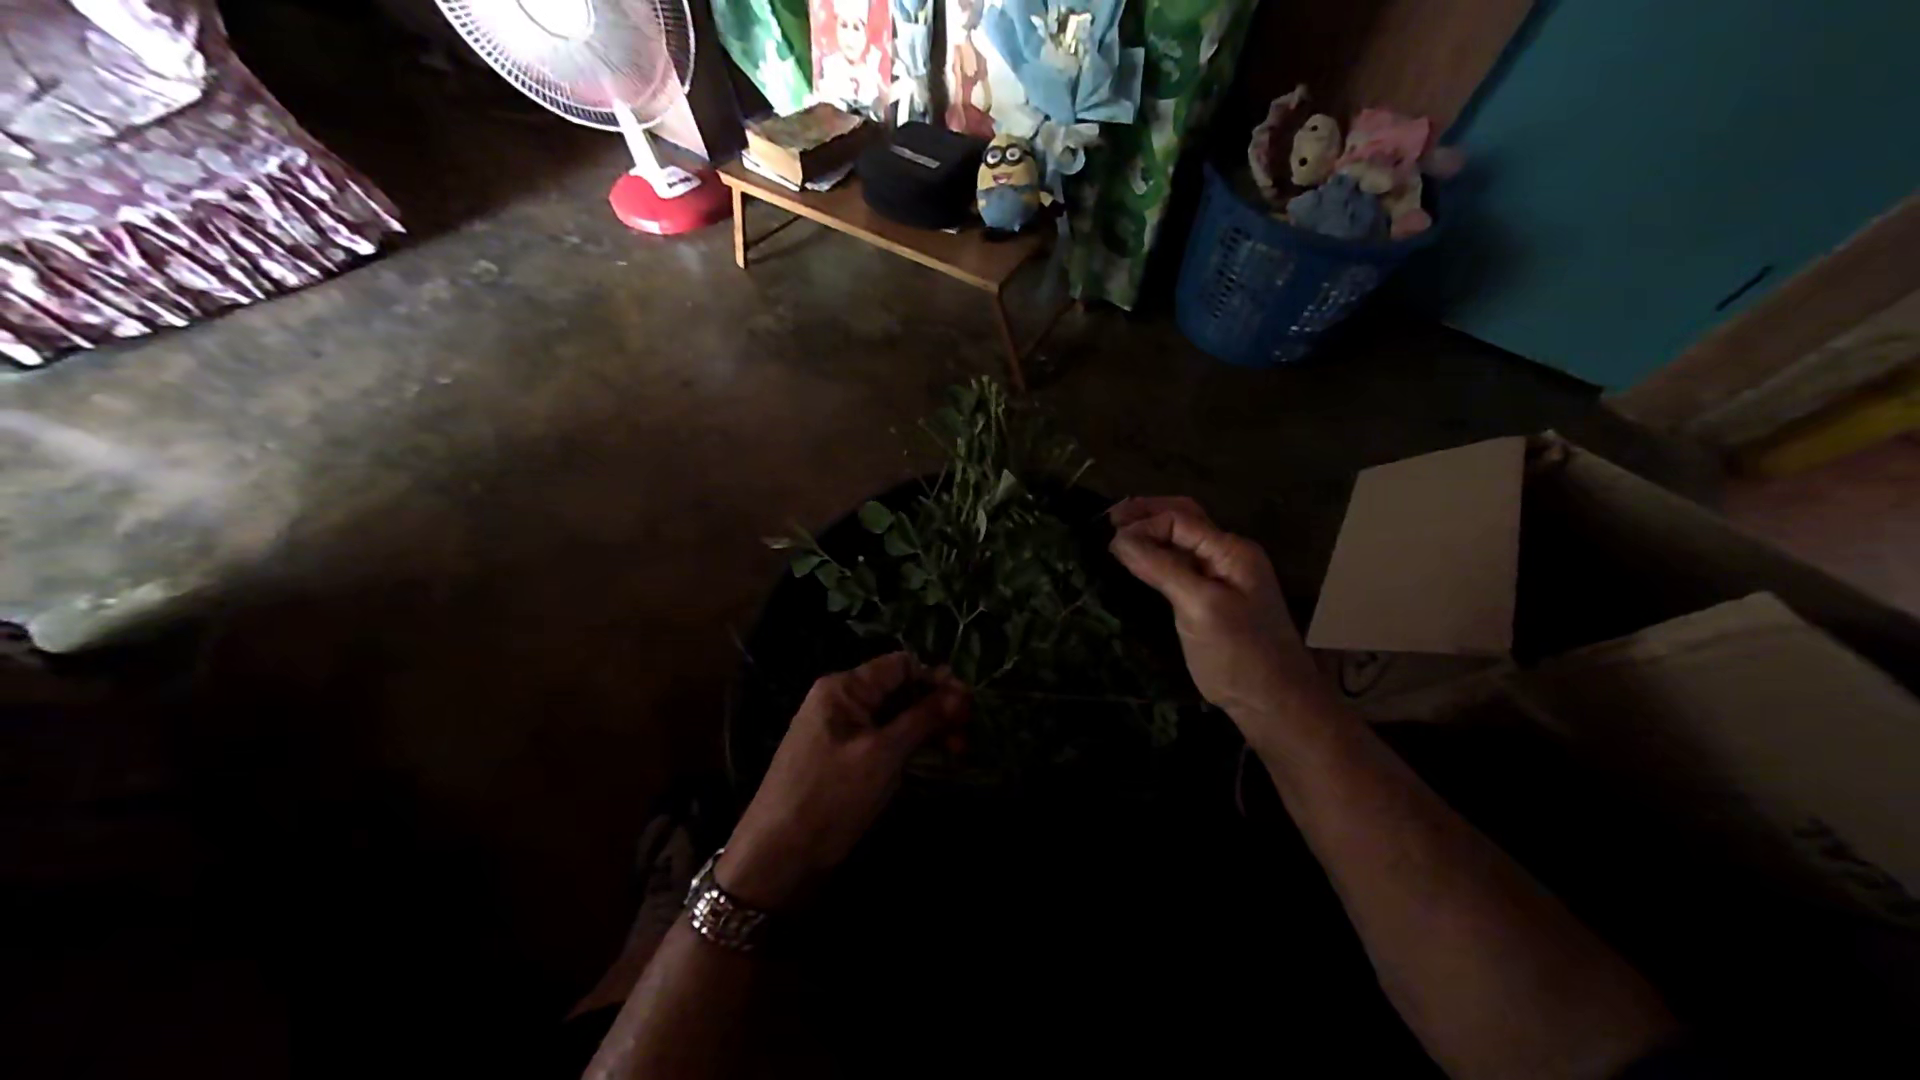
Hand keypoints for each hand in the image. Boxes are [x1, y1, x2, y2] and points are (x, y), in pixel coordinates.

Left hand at [719, 652, 968, 909]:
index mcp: (844, 688)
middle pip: (899, 689)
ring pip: (894, 715)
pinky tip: (931, 759)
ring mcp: (841, 730)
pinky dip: (909, 744)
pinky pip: (883, 737)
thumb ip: (922, 719)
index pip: (901, 665)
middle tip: (967, 736)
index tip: (969, 706)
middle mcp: (841, 700)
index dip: (937, 679)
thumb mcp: (882, 755)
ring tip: (957, 751)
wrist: (777, 857)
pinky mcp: (844, 757)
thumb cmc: (830, 797)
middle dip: (935, 706)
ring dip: (926, 727)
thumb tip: (961, 692)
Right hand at [1107, 497, 1326, 741]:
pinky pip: (1179, 565)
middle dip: (1146, 514)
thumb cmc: (1239, 654)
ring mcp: (1219, 577)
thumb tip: (1120, 538)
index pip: (1180, 519)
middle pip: (1183, 520)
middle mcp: (1227, 555)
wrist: (1272, 703)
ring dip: (1150, 532)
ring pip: (1180, 541)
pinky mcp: (1209, 599)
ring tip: (1116, 534)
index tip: (1110, 542)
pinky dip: (1156, 556)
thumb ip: (1161, 568)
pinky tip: (1136, 561)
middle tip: (1109, 518)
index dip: (1143, 524)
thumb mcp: (1199, 606)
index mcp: (1231, 550)